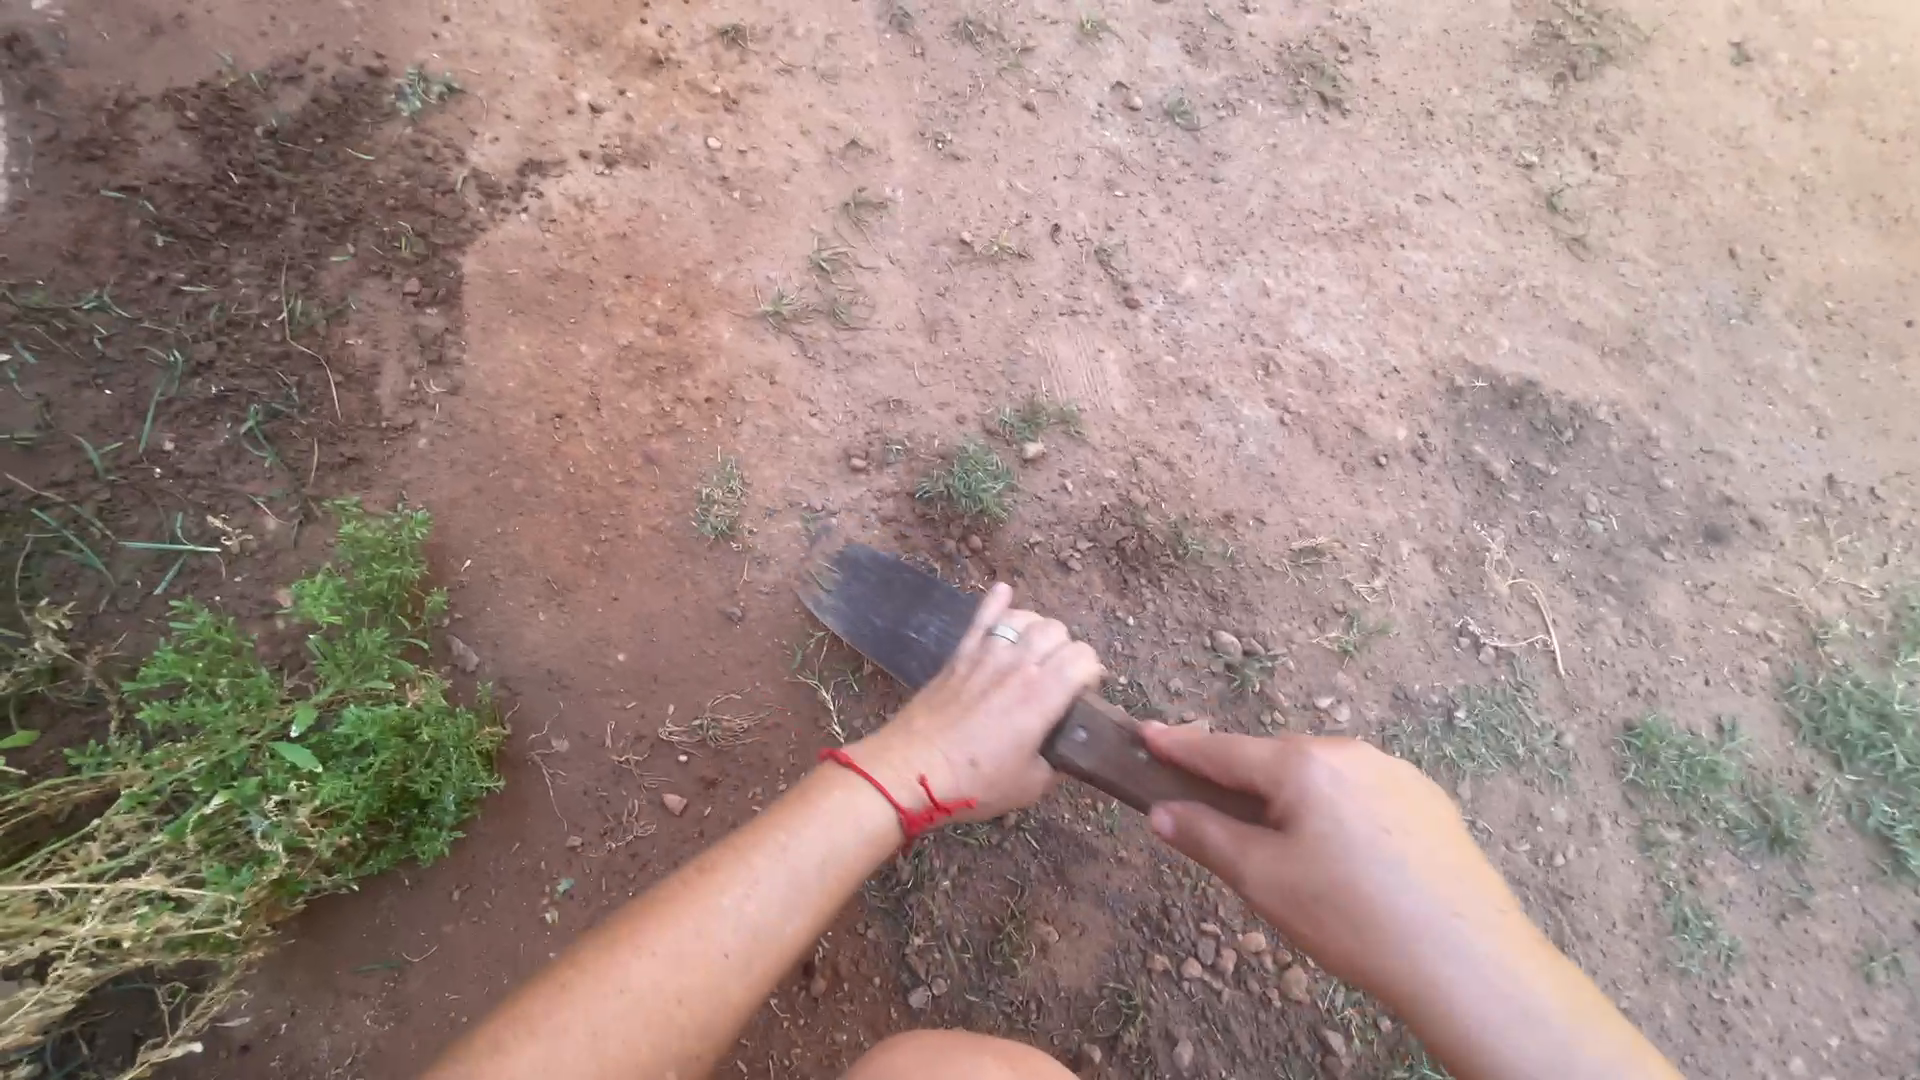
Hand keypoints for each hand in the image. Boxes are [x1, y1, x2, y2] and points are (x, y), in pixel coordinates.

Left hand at [849, 583, 1101, 822]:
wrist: (912, 770)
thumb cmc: (974, 783)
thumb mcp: (1031, 785)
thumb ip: (1055, 763)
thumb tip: (1062, 751)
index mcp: (1042, 696)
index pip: (1083, 658)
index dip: (1092, 671)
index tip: (1086, 690)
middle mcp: (1018, 665)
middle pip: (1058, 631)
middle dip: (1068, 649)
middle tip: (1061, 675)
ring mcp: (986, 654)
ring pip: (1025, 618)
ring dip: (1039, 629)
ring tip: (1037, 649)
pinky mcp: (960, 654)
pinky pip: (982, 617)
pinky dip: (996, 601)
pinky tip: (1003, 591)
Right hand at [1138, 725, 1534, 1013]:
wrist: (1473, 966)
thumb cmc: (1351, 918)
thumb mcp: (1262, 879)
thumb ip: (1205, 835)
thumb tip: (1161, 811)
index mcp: (1302, 763)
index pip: (1222, 751)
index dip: (1178, 745)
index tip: (1145, 733)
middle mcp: (1348, 751)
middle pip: (1272, 761)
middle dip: (1238, 782)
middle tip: (1212, 814)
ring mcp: (1394, 772)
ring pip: (1317, 775)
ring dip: (1287, 798)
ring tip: (1285, 850)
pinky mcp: (1427, 799)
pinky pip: (1357, 791)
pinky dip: (1331, 809)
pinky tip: (1342, 856)